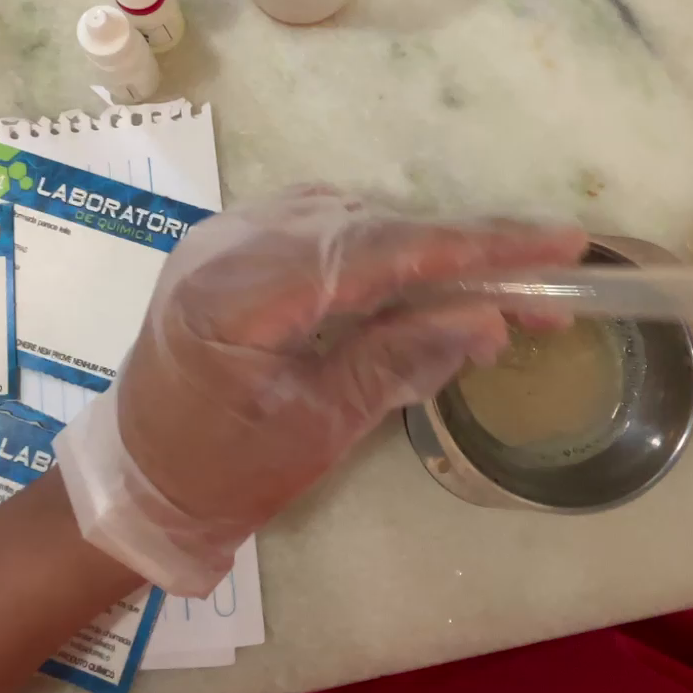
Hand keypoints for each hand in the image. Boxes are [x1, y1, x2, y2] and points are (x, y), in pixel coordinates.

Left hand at [55, 189, 587, 594]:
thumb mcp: (316, 429)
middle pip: (364, 223)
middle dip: (456, 245)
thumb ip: (398, 360)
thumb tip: (488, 317)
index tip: (556, 241)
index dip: (472, 243)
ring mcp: (220, 235)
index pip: (376, 250)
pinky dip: (368, 241)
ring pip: (343, 215)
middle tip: (535, 273)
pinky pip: (312, 222)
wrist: (136, 477)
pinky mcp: (225, 244)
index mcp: (238, 293)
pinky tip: (404, 269)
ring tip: (482, 276)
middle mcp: (226, 242)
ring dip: (415, 241)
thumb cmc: (222, 473)